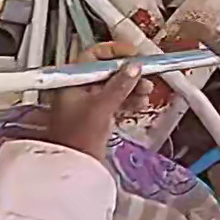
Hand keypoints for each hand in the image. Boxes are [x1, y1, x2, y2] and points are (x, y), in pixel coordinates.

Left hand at [44, 42, 150, 158]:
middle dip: (128, 72)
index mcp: (73, 81)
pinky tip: (140, 103)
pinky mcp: (97, 117)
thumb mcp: (101, 106)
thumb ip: (120, 85)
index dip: (114, 51)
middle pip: (107, 71)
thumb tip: (134, 67)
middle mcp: (79, 89)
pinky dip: (129, 100)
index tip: (133, 54)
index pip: (94, 55)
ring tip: (147, 90)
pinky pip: (116, 102)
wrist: (73, 168)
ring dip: (132, 87)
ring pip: (114, 87)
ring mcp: (88, 103)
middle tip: (145, 73)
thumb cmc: (78, 137)